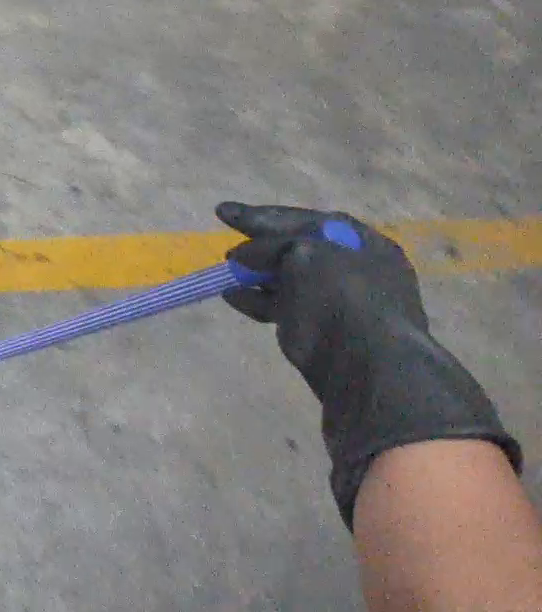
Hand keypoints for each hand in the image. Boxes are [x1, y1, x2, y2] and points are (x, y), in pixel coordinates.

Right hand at [217, 202, 522, 526]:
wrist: (391, 399)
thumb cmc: (349, 324)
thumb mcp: (309, 270)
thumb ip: (278, 250)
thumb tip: (249, 253)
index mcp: (366, 252)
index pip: (307, 222)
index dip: (262, 215)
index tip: (223, 212)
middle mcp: (369, 277)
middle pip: (304, 251)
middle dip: (262, 247)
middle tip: (224, 248)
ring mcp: (360, 314)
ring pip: (298, 282)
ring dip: (261, 277)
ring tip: (226, 280)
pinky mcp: (347, 348)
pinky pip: (299, 310)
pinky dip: (268, 304)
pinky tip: (245, 306)